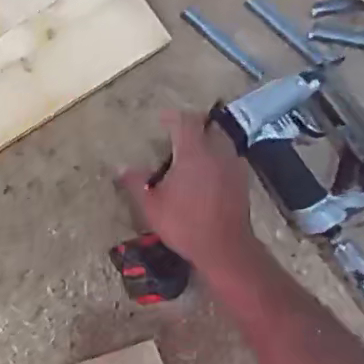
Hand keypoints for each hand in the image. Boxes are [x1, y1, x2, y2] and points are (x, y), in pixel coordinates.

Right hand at [118, 109, 259, 273]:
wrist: (224, 247)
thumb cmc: (184, 224)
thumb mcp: (152, 206)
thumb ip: (136, 182)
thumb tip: (120, 168)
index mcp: (193, 152)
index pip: (185, 120)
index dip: (173, 116)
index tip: (163, 119)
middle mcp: (217, 151)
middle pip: (208, 125)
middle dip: (194, 124)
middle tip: (179, 133)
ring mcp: (234, 164)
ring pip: (222, 140)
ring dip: (208, 139)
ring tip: (194, 151)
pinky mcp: (243, 180)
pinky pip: (230, 157)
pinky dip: (219, 156)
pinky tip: (210, 172)